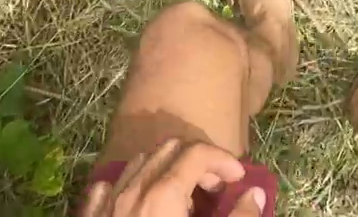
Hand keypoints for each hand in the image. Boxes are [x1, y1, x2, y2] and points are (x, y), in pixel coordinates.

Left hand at [80, 139, 266, 216]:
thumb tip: (255, 193)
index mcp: (164, 194)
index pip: (198, 152)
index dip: (223, 160)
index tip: (238, 179)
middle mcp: (133, 191)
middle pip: (169, 149)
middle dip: (198, 160)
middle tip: (215, 188)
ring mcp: (106, 207)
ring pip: (138, 164)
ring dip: (165, 168)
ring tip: (181, 195)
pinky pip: (102, 192)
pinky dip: (124, 187)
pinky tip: (135, 201)